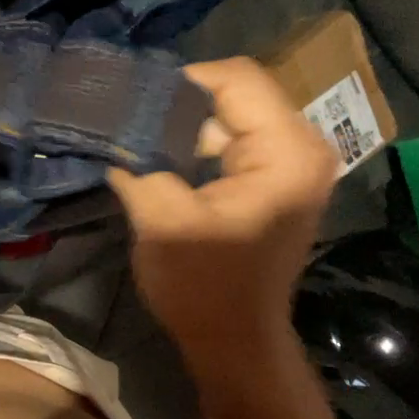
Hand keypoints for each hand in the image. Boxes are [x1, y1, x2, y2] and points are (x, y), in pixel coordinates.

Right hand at [106, 58, 336, 350]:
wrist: (233, 339)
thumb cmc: (203, 286)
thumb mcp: (163, 224)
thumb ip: (141, 169)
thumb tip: (116, 141)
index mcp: (286, 151)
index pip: (237, 80)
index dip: (180, 83)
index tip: (130, 104)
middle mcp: (301, 147)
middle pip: (237, 97)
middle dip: (179, 109)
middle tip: (129, 127)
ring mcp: (291, 166)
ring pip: (231, 122)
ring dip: (184, 132)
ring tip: (138, 146)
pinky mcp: (274, 184)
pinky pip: (233, 147)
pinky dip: (196, 152)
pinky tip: (162, 167)